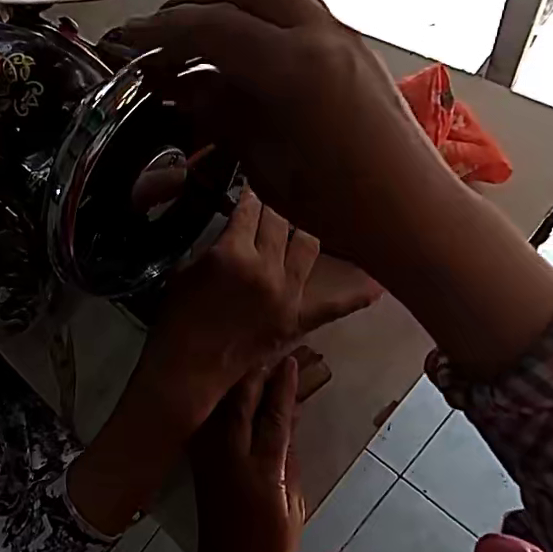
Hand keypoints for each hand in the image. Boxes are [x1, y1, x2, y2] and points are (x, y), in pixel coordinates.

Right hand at [120, 0, 446, 271]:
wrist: (411, 211)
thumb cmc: (340, 205)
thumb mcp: (264, 164)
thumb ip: (220, 113)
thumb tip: (183, 84)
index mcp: (295, 68)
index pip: (212, 26)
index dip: (161, 29)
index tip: (129, 38)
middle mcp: (321, 36)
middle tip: (161, 26)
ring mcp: (342, 36)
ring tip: (197, 27)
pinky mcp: (352, 46)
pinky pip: (297, 6)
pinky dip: (259, 10)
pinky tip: (241, 44)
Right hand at [139, 189, 377, 431]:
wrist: (188, 368)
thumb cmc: (177, 319)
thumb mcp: (185, 271)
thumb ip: (213, 246)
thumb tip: (231, 229)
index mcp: (233, 252)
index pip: (249, 208)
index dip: (249, 193)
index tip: (251, 183)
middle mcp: (266, 268)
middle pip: (279, 221)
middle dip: (272, 206)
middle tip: (270, 198)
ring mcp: (287, 294)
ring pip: (307, 245)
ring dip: (301, 230)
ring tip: (296, 223)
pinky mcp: (297, 321)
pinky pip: (333, 306)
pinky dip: (354, 296)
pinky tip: (376, 284)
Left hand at [183, 357, 305, 551]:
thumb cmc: (271, 548)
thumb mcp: (292, 503)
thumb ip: (289, 460)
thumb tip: (287, 424)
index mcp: (262, 470)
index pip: (274, 416)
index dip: (284, 387)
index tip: (291, 361)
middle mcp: (231, 458)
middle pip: (241, 402)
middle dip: (257, 373)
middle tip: (271, 349)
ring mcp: (210, 459)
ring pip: (222, 408)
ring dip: (237, 382)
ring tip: (252, 360)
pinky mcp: (200, 465)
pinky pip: (212, 423)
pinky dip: (223, 402)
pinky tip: (230, 390)